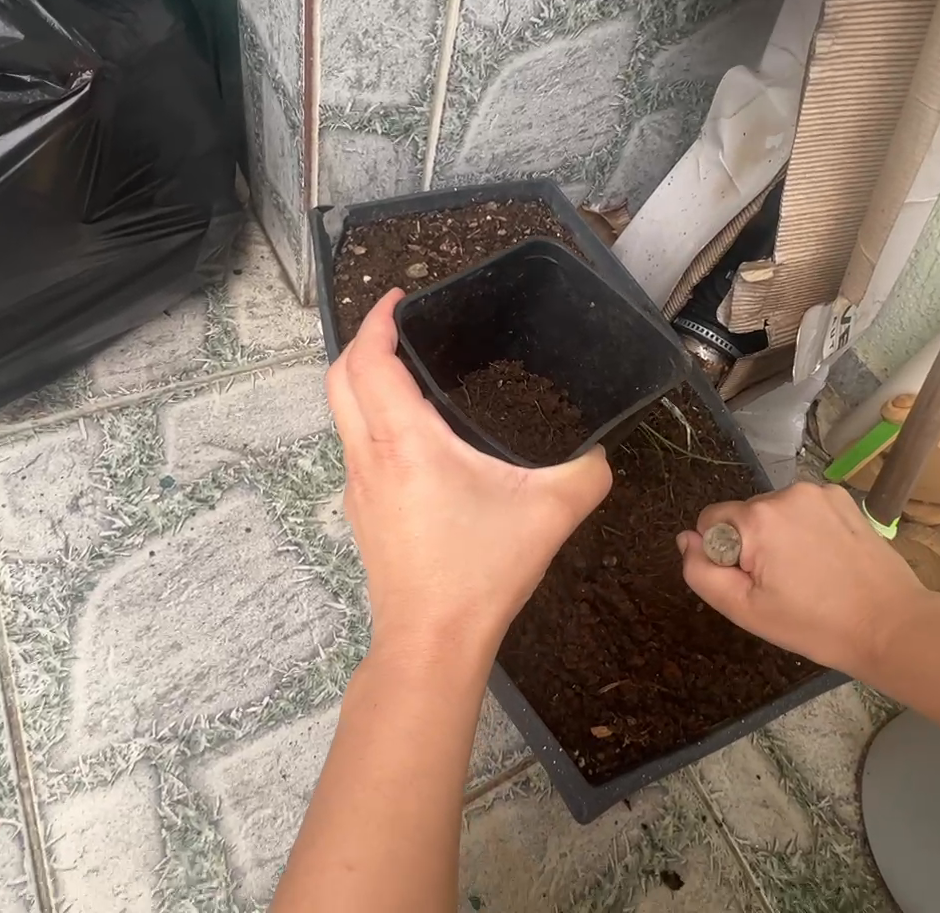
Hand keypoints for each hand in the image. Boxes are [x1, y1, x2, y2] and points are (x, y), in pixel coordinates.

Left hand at [327, 290, 611, 662]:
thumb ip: (587, 472)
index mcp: (404, 442)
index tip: (400, 297)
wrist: (432, 642)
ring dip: (364, 379)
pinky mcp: (361, 511)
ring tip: (410, 370)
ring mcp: (358, 486)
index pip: (369, 361)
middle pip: (339, 379)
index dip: (377, 320)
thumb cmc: (482, 573)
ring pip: (341, 413)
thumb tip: (600, 451)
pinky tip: (414, 432)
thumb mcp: (551, 514)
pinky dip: (371, 416)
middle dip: (361, 341)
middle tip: (402, 325)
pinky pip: (355, 444)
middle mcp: (369, 457)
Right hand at [678, 481, 935, 677]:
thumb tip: (686, 539)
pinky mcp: (843, 497)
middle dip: (752, 545)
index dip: (725, 558)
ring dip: (779, 536)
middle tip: (783, 584)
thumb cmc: (815, 625)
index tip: (756, 584)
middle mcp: (784, 493)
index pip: (709, 523)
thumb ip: (702, 572)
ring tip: (808, 573)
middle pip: (743, 516)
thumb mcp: (745, 610)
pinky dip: (806, 528)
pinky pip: (803, 508)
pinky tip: (827, 557)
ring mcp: (817, 492)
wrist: (893, 626)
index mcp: (756, 519)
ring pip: (773, 512)